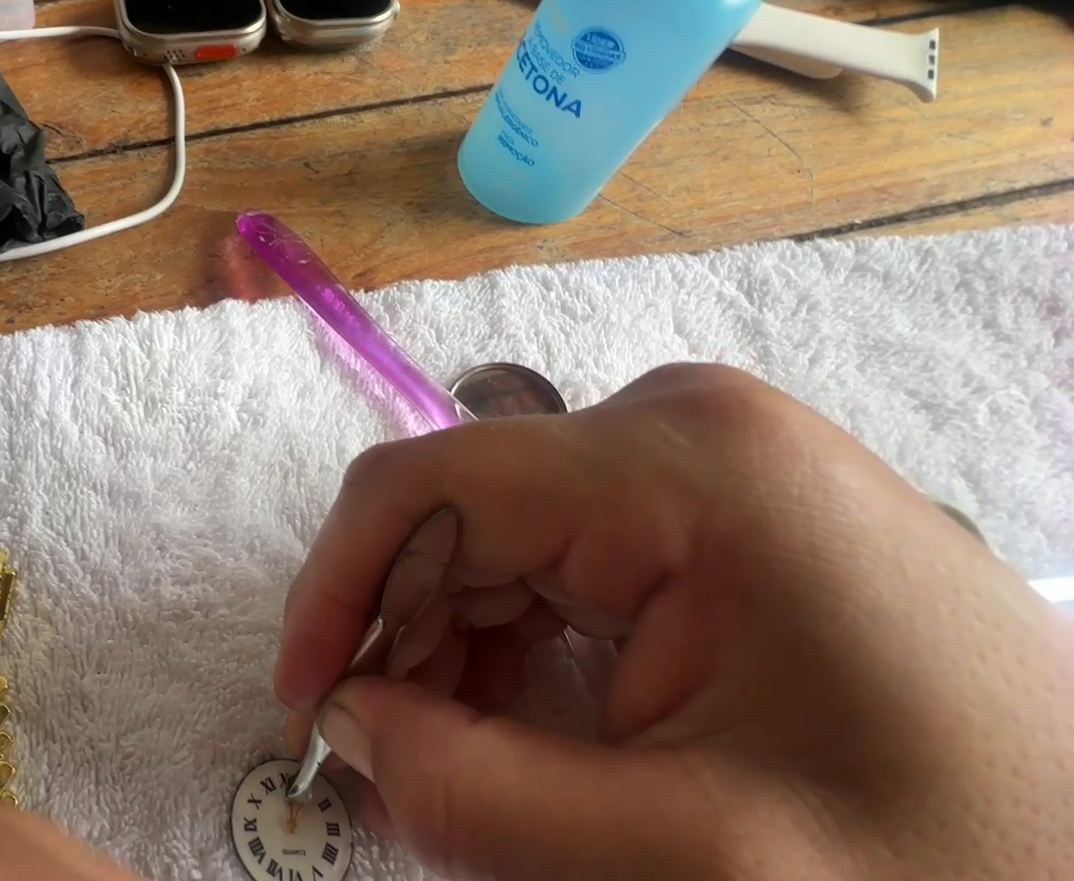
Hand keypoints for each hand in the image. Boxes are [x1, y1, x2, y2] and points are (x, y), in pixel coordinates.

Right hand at [277, 364, 1072, 879]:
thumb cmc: (955, 872)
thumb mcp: (699, 864)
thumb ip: (478, 795)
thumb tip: (343, 722)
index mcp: (679, 462)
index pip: (427, 487)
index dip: (337, 589)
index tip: (304, 705)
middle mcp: (673, 423)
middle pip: (457, 513)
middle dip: (401, 638)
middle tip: (387, 764)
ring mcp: (690, 455)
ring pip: (490, 537)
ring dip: (449, 649)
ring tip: (459, 763)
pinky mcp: (699, 499)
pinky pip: (548, 555)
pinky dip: (506, 642)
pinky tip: (521, 725)